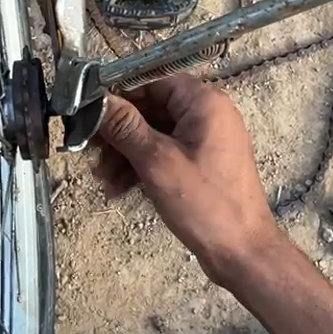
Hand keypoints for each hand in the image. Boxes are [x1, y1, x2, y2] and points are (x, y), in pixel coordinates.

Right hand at [92, 75, 288, 280]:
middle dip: (119, 133)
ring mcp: (208, 141)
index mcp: (204, 102)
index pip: (153, 81)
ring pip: (156, 135)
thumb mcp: (156, 161)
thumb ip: (125, 127)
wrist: (242, 252)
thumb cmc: (204, 203)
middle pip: (152, 109)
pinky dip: (144, 168)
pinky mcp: (204, 165)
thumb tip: (98, 100)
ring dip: (126, 155)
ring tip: (103, 179)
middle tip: (91, 153)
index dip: (120, 96)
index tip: (90, 113)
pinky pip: (167, 155)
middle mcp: (209, 114)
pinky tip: (119, 189)